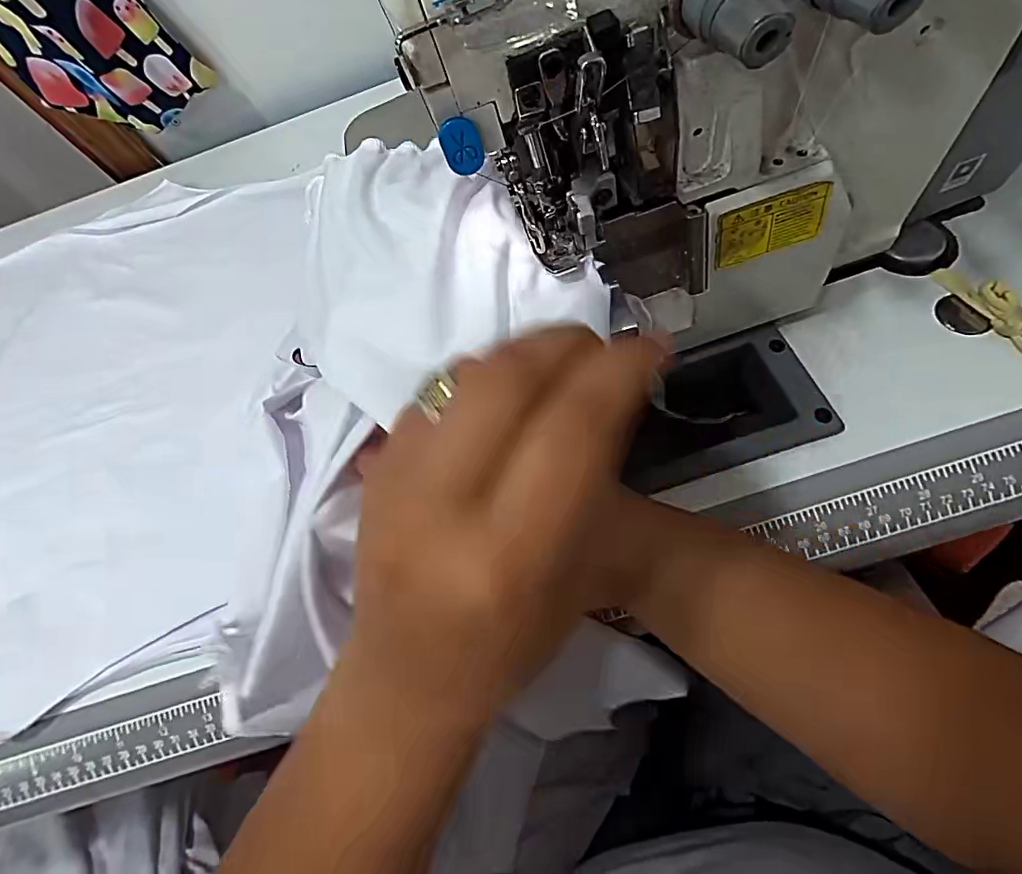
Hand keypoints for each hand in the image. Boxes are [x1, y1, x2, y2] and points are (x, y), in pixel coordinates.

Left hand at [341, 326, 667, 726]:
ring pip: (465, 374)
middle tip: (597, 345)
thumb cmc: (511, 645)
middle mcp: (444, 508)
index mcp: (509, 553)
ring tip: (556, 357)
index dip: (617, 370)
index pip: (572, 427)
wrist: (405, 677)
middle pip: (508, 380)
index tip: (647, 346)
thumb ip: (595, 475)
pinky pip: (433, 391)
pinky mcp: (374, 468)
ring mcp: (397, 481)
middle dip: (564, 344)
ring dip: (521, 351)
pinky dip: (480, 373)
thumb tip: (610, 386)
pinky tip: (504, 386)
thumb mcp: (579, 574)